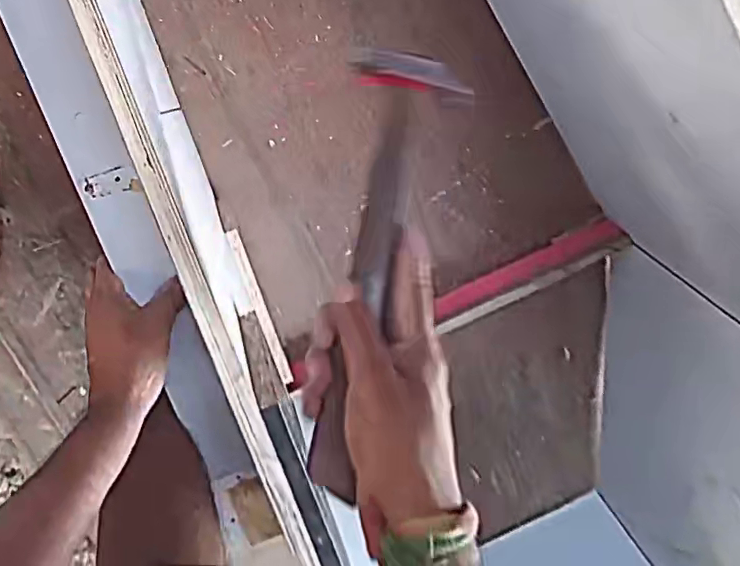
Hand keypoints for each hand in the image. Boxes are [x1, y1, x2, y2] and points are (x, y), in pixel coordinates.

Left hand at [85, 260, 184, 420]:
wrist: (119, 406)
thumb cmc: (131, 368)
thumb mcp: (159, 324)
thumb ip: (169, 298)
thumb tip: (176, 285)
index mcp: (103, 295)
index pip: (104, 261)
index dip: (119, 254)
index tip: (135, 250)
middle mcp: (94, 308)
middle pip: (101, 279)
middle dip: (120, 273)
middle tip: (142, 271)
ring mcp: (95, 327)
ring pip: (104, 299)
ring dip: (121, 294)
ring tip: (145, 296)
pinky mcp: (101, 344)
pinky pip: (109, 319)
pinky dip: (121, 314)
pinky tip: (141, 323)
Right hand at [299, 230, 463, 551]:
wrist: (405, 510)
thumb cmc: (404, 454)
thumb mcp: (372, 383)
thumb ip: (357, 331)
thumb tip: (346, 293)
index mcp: (418, 349)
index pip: (413, 288)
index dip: (407, 257)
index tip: (406, 229)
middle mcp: (404, 359)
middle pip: (361, 317)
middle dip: (333, 331)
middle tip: (324, 351)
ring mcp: (387, 380)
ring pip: (344, 346)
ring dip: (324, 364)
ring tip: (321, 388)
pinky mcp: (371, 400)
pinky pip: (340, 375)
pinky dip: (324, 385)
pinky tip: (322, 401)